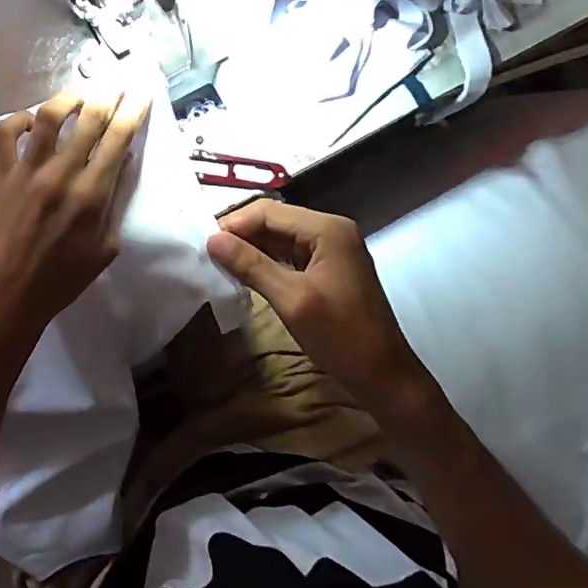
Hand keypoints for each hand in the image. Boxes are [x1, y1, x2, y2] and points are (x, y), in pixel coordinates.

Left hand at [0, 92, 150, 376]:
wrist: (7, 297)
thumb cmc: (62, 281)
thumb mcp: (104, 249)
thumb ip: (114, 204)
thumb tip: (120, 163)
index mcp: (91, 195)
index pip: (117, 140)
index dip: (133, 112)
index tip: (141, 93)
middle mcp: (61, 175)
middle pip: (88, 120)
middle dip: (107, 96)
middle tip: (116, 85)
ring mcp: (27, 173)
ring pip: (47, 118)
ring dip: (66, 99)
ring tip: (79, 95)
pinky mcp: (0, 177)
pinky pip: (4, 136)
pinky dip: (16, 120)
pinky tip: (29, 120)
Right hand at [206, 200, 430, 411]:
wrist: (383, 375)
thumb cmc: (341, 336)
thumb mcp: (291, 300)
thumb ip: (251, 266)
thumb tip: (212, 240)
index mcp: (327, 229)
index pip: (269, 212)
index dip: (235, 224)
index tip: (204, 243)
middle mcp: (331, 230)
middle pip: (276, 220)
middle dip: (242, 234)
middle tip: (209, 255)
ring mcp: (333, 248)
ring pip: (281, 237)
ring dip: (253, 248)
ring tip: (221, 264)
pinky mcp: (330, 266)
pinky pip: (292, 253)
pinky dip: (268, 261)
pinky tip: (247, 273)